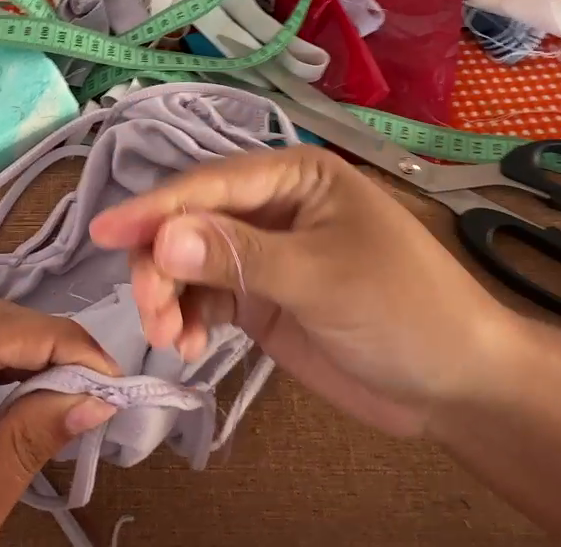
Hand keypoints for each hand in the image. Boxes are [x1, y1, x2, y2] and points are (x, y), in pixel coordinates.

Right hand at [89, 146, 520, 436]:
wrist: (458, 385)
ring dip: (169, 293)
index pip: (210, 183)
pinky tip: (189, 345)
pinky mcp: (260, 297)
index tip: (103, 232)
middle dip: (161, 262)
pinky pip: (204, 296)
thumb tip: (160, 236)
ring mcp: (262, 252)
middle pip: (190, 220)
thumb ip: (239, 256)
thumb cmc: (404, 309)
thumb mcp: (322, 277)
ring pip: (189, 258)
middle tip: (153, 313)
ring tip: (173, 337)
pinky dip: (187, 317)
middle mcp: (270, 205)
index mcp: (293, 175)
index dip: (154, 207)